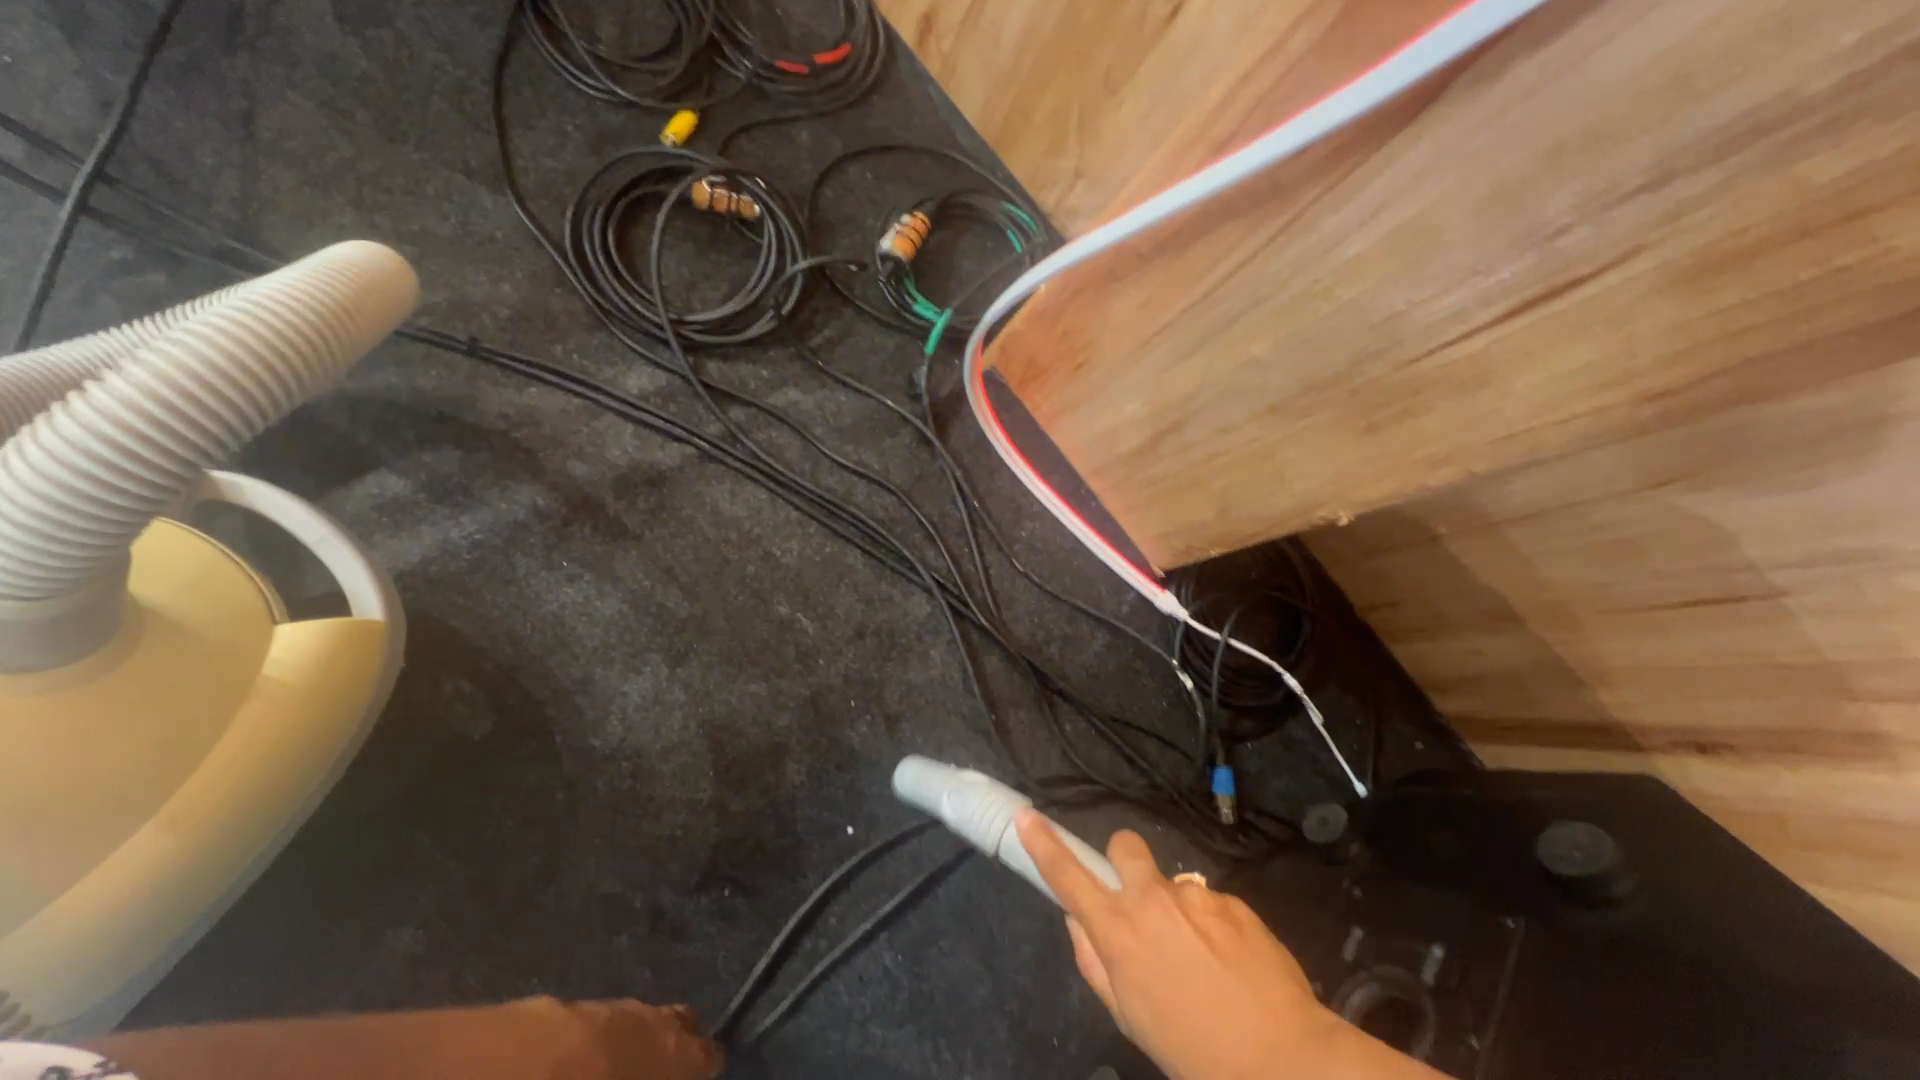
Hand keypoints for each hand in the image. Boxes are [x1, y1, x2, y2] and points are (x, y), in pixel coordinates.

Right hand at [1015, 808, 1442, 1079]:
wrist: (1282, 1057)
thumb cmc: (1190, 1049)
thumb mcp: (1129, 1016)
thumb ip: (1096, 963)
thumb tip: (1079, 923)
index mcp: (1118, 932)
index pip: (1068, 877)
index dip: (1043, 845)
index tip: (1027, 817)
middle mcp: (1153, 900)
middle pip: (1125, 846)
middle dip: (1124, 862)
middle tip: (1141, 902)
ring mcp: (1197, 896)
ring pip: (1174, 884)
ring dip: (1177, 908)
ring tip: (1203, 959)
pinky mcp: (1234, 901)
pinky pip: (1211, 904)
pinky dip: (1213, 926)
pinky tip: (1231, 963)